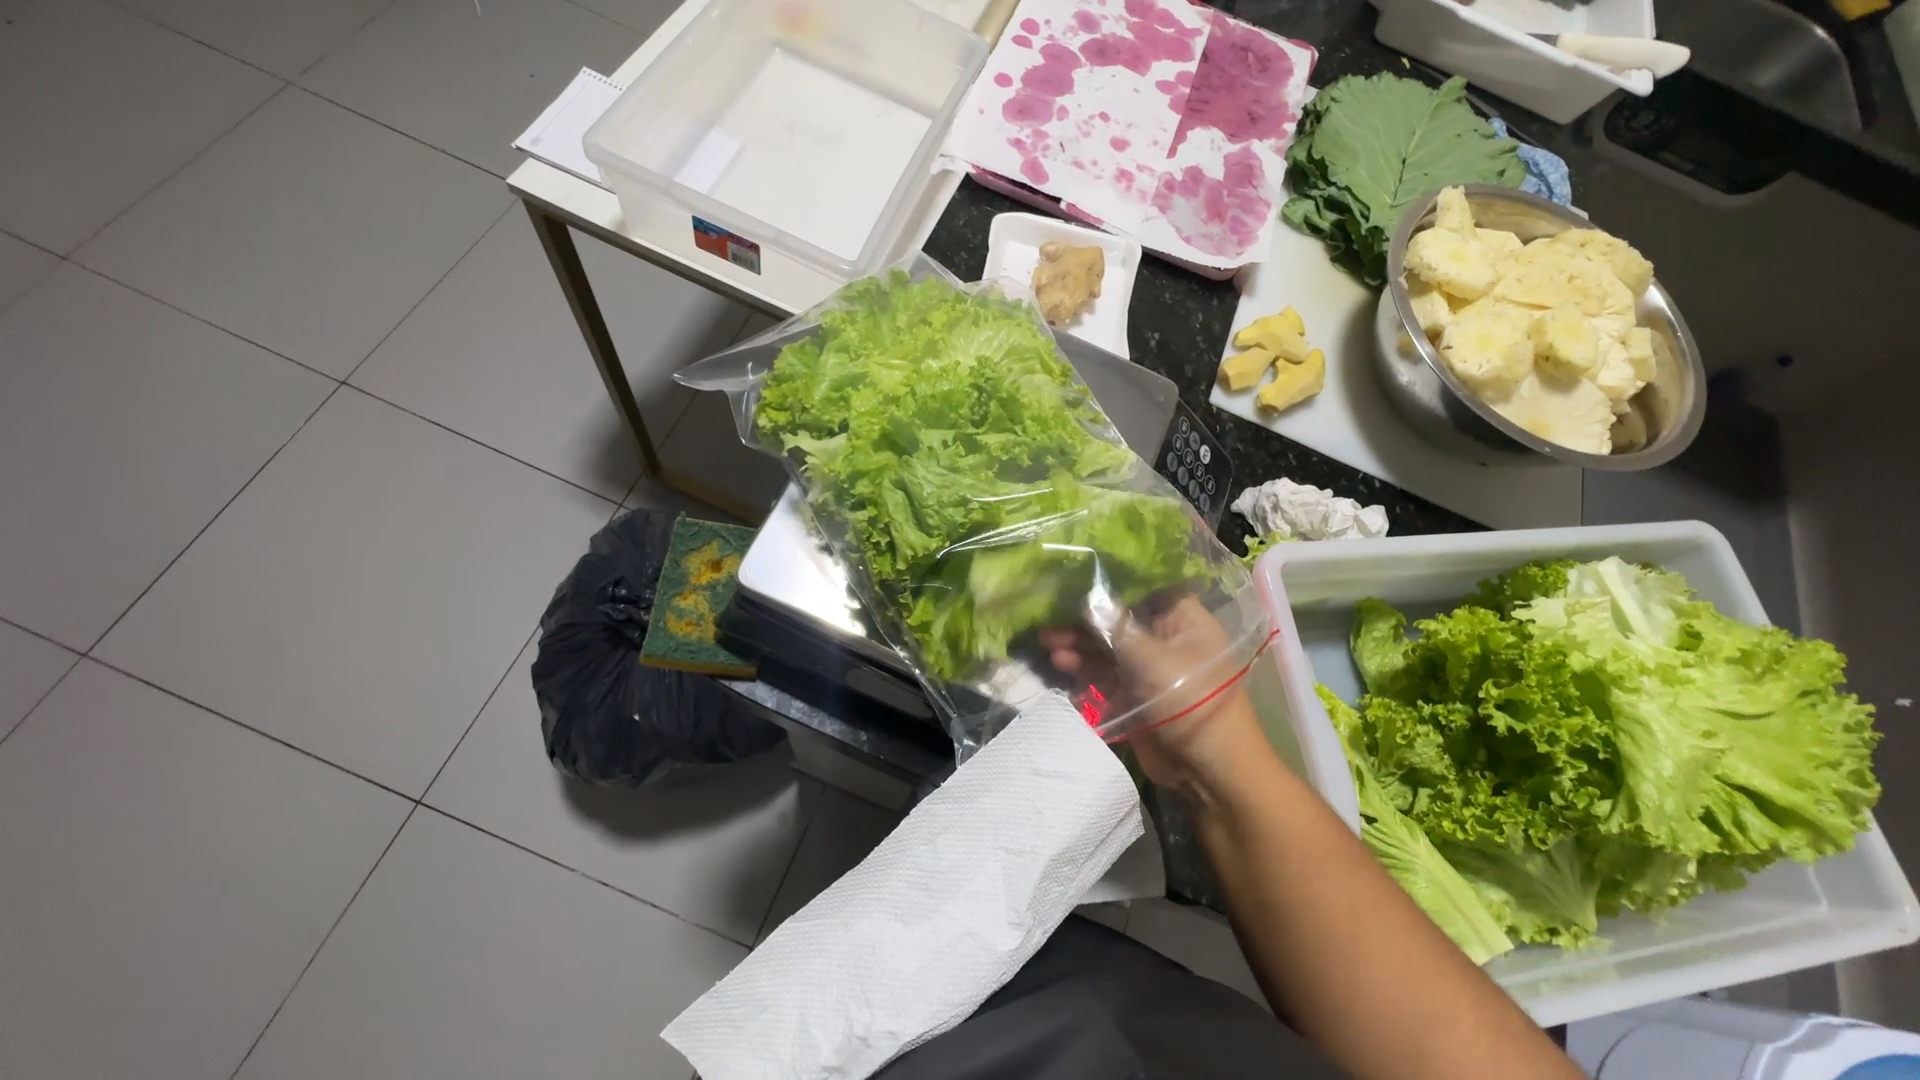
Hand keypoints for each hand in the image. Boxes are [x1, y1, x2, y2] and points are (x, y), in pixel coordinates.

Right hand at [1041, 594, 1275, 794]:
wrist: (1208, 769)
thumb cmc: (1191, 701)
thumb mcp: (1152, 659)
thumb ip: (1116, 627)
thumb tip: (1087, 597)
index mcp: (1183, 620)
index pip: (1144, 588)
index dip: (1111, 582)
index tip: (1074, 576)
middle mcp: (1166, 639)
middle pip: (1119, 620)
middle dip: (1085, 619)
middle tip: (1048, 616)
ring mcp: (1149, 668)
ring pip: (1108, 648)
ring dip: (1079, 645)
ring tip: (1048, 643)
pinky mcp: (1135, 695)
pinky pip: (1105, 676)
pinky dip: (1084, 670)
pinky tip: (1060, 664)